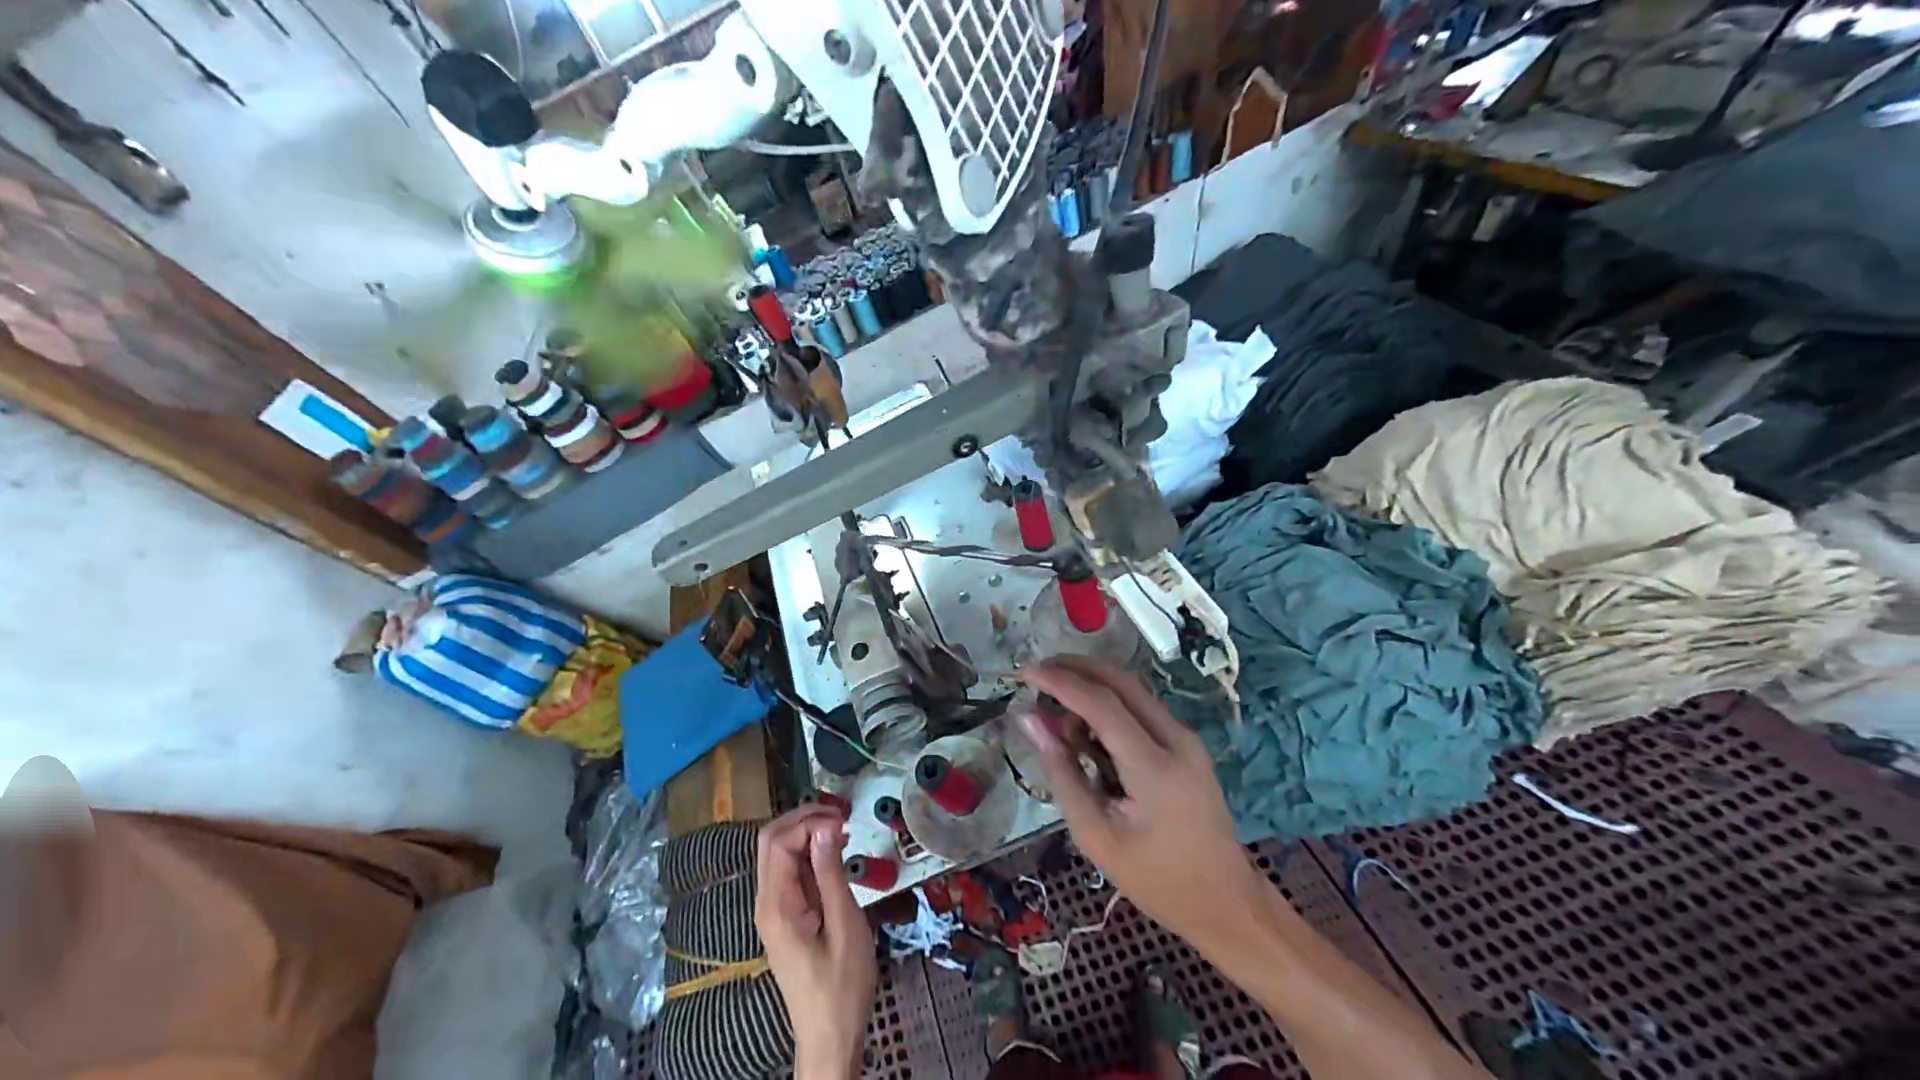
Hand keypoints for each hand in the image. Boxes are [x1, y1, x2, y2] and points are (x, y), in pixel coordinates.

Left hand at [754, 805, 876, 1079]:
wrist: (829, 1035)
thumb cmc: (841, 985)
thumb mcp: (845, 926)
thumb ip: (831, 874)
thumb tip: (825, 828)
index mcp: (776, 905)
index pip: (778, 842)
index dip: (808, 821)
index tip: (843, 821)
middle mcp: (767, 902)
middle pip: (771, 841)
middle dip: (803, 818)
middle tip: (842, 814)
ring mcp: (774, 909)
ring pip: (779, 853)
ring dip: (807, 832)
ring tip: (843, 826)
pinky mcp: (786, 916)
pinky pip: (791, 871)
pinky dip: (810, 852)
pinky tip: (835, 851)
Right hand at [1016, 657, 1268, 950]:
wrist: (1225, 901)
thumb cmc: (1155, 879)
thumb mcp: (1095, 834)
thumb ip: (1061, 772)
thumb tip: (1029, 720)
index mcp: (1155, 767)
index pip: (1102, 703)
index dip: (1060, 681)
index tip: (1025, 672)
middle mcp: (1177, 739)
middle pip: (1121, 681)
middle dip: (1076, 667)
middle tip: (1037, 674)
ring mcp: (1187, 739)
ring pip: (1133, 690)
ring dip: (1092, 685)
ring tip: (1054, 709)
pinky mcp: (1187, 744)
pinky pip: (1142, 708)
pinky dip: (1109, 704)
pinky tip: (1085, 728)